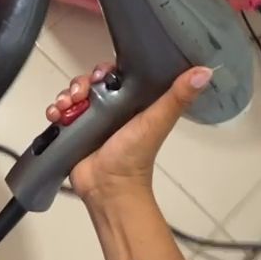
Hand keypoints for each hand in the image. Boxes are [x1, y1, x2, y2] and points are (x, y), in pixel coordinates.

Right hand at [62, 64, 212, 205]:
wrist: (108, 189)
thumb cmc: (134, 156)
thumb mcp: (156, 123)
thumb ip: (177, 98)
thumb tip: (205, 71)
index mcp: (130, 102)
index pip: (114, 74)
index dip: (103, 70)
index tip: (98, 76)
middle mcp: (109, 108)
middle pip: (89, 83)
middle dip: (78, 84)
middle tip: (77, 96)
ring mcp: (89, 120)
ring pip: (72, 95)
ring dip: (64, 97)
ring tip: (63, 110)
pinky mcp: (72, 131)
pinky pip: (60, 112)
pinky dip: (55, 110)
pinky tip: (54, 117)